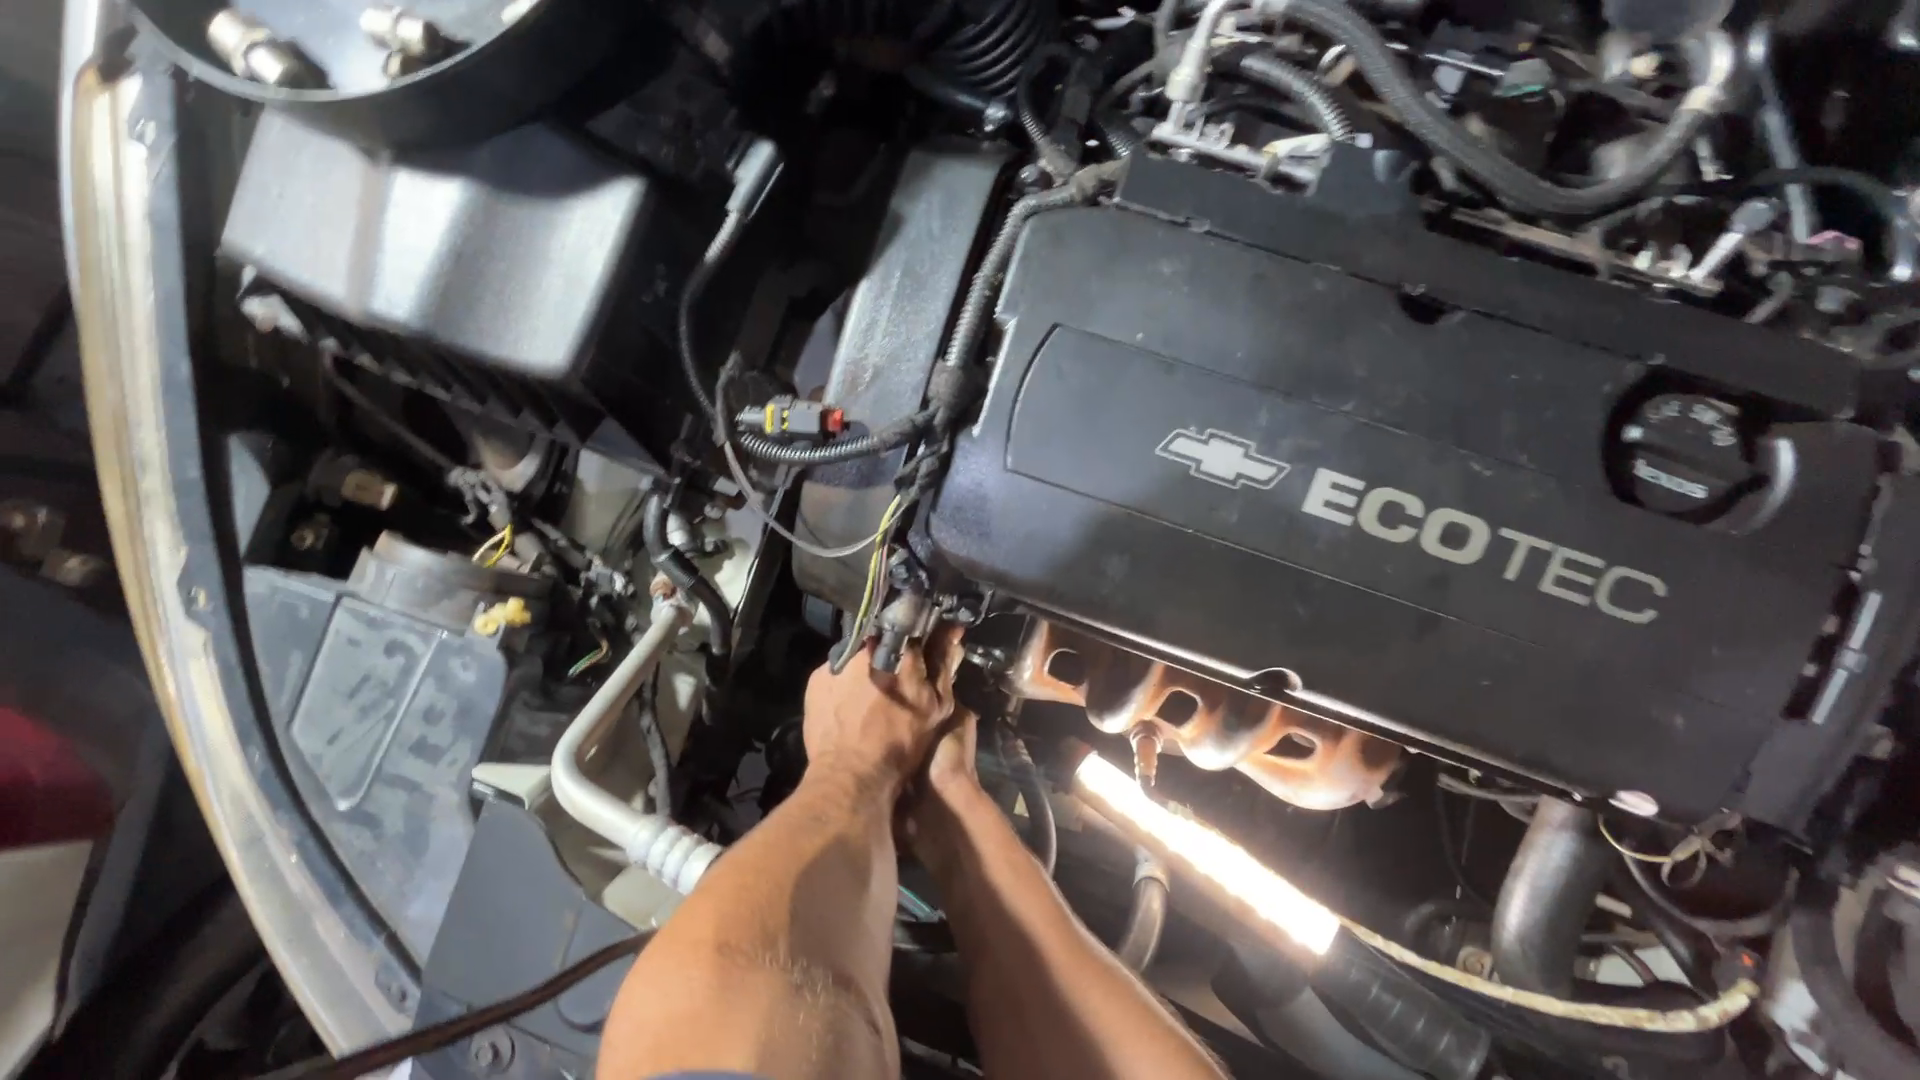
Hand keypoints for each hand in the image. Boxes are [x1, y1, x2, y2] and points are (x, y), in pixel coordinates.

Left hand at [803, 624, 965, 799]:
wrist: (850, 776)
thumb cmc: (900, 743)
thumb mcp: (935, 707)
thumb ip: (944, 664)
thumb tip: (953, 631)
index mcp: (899, 649)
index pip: (912, 629)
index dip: (917, 643)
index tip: (919, 658)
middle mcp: (865, 647)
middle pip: (882, 641)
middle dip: (889, 655)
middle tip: (893, 683)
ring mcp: (837, 662)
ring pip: (857, 657)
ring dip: (865, 669)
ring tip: (869, 697)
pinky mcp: (816, 680)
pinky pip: (836, 673)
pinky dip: (844, 684)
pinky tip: (849, 707)